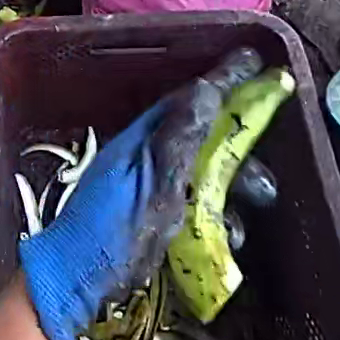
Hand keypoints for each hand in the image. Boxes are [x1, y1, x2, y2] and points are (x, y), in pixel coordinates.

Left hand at [17, 49, 261, 339]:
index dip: (223, 80)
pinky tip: (226, 238)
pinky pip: (193, 203)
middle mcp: (146, 154)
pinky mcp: (151, 212)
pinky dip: (214, 216)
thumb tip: (207, 89)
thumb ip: (180, 137)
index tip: (255, 60)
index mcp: (143, 138)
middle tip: (264, 182)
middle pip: (203, 137)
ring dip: (231, 191)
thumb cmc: (114, 231)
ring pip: (203, 172)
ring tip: (244, 219)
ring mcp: (147, 184)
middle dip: (238, 155)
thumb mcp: (154, 184)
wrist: (75, 278)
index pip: (189, 99)